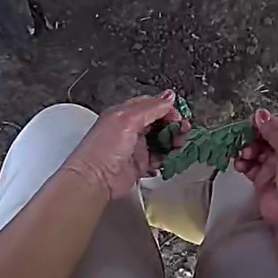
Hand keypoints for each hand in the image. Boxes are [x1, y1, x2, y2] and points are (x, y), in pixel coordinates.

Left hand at [60, 91, 184, 200]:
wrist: (94, 180)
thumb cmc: (102, 149)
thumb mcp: (128, 120)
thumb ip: (150, 108)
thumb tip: (168, 97)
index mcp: (124, 114)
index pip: (150, 105)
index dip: (166, 108)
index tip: (178, 114)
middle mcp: (129, 129)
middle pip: (158, 123)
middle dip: (173, 125)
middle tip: (183, 129)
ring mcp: (135, 148)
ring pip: (161, 140)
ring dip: (173, 141)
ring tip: (179, 144)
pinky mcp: (138, 165)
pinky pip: (158, 159)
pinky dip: (167, 158)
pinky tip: (171, 157)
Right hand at [231, 110, 277, 231]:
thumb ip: (275, 132)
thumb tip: (261, 114)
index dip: (269, 123)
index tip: (255, 122)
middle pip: (266, 137)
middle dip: (254, 136)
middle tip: (245, 137)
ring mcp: (275, 167)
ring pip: (256, 150)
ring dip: (247, 148)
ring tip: (245, 153)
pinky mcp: (262, 180)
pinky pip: (249, 166)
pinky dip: (242, 162)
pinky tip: (241, 163)